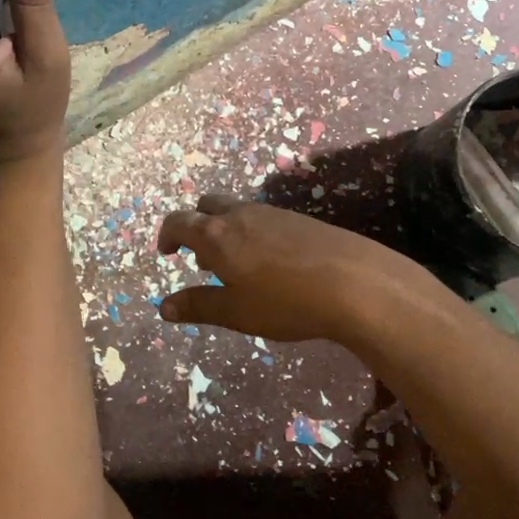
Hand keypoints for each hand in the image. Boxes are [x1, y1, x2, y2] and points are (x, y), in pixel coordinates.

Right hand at [156, 195, 409, 341]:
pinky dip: (253, 234)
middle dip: (197, 226)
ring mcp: (272, 213)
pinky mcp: (299, 219)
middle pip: (206, 206)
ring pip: (236, 211)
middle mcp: (239, 215)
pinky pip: (263, 219)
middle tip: (202, 259)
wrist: (355, 282)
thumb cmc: (285, 301)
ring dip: (226, 231)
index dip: (167, 235)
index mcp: (216, 235)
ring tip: (238, 266)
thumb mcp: (236, 312)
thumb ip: (198, 306)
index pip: (179, 222)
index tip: (167, 252)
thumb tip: (163, 306)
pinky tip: (273, 265)